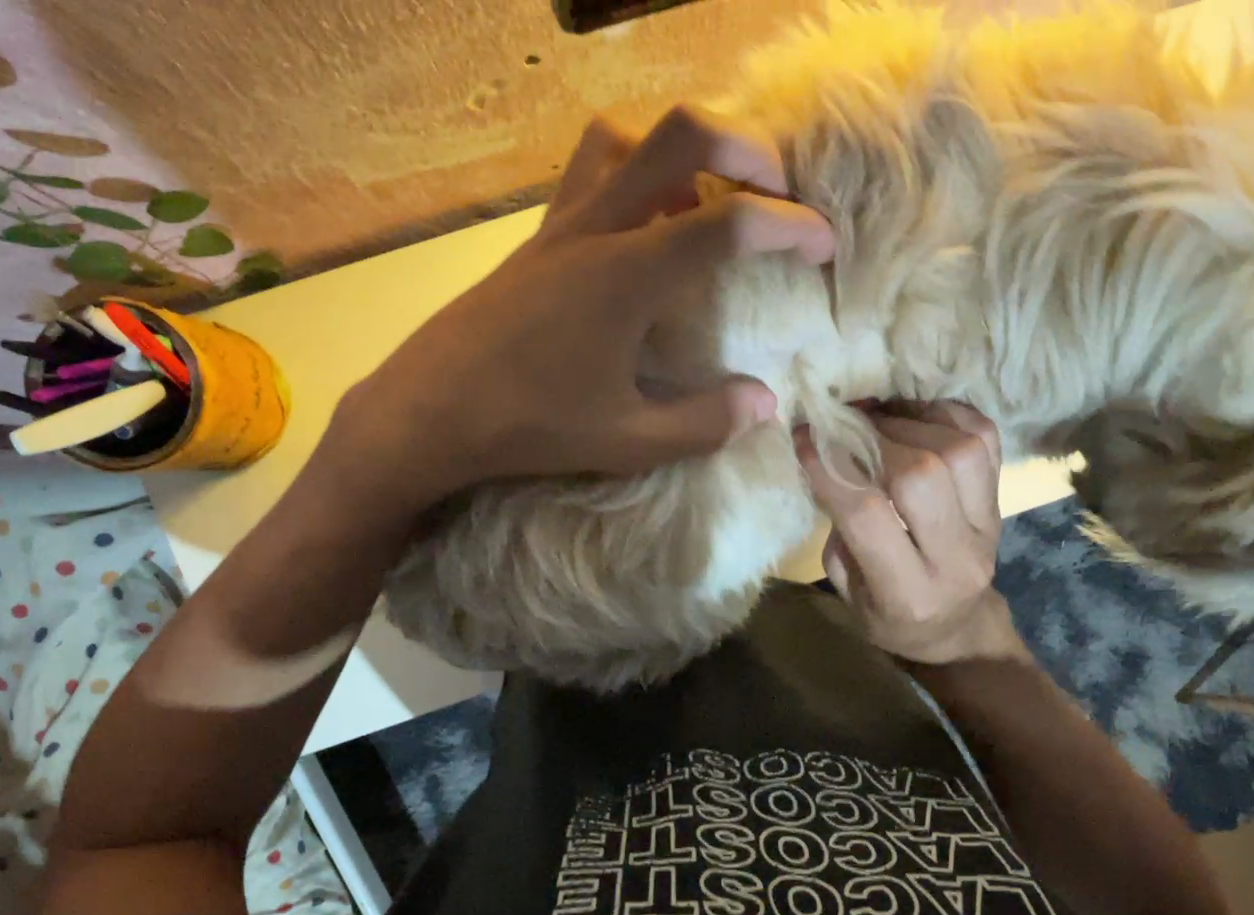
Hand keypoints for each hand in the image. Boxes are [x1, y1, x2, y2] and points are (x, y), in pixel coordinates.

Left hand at [336, 105, 834, 497]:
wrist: (428, 412)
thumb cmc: (529, 427)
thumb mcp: (626, 441)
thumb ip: (702, 423)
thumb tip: (765, 405)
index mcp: (627, 276)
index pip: (728, 222)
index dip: (791, 224)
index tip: (825, 246)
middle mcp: (596, 230)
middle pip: (678, 134)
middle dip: (745, 145)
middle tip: (775, 189)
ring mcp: (559, 227)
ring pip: (623, 137)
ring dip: (678, 148)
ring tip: (707, 197)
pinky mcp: (536, 240)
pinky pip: (589, 173)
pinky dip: (633, 173)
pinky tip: (643, 228)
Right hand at [798, 401, 1027, 666]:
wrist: (958, 628)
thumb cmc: (890, 616)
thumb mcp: (848, 593)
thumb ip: (840, 532)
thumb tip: (829, 458)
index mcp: (905, 594)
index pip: (867, 516)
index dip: (831, 468)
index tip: (806, 436)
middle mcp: (954, 559)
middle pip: (920, 475)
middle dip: (875, 439)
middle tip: (847, 425)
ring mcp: (986, 528)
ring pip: (958, 450)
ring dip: (912, 423)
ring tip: (880, 419)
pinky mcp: (1000, 503)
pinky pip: (985, 440)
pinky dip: (949, 415)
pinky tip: (916, 417)